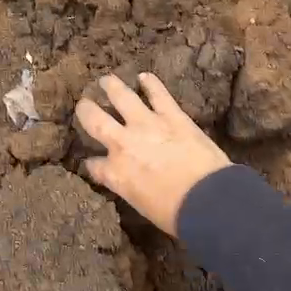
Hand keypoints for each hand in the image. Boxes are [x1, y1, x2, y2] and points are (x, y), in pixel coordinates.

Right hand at [76, 73, 231, 236]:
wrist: (207, 199)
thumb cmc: (175, 213)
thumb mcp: (140, 205)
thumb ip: (128, 186)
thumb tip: (128, 179)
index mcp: (115, 173)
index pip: (93, 165)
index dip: (92, 163)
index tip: (92, 162)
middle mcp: (122, 144)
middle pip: (94, 120)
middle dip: (85, 111)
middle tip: (83, 104)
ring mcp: (146, 125)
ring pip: (122, 97)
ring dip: (111, 86)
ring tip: (105, 80)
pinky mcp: (171, 115)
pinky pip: (157, 93)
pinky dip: (150, 83)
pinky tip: (144, 76)